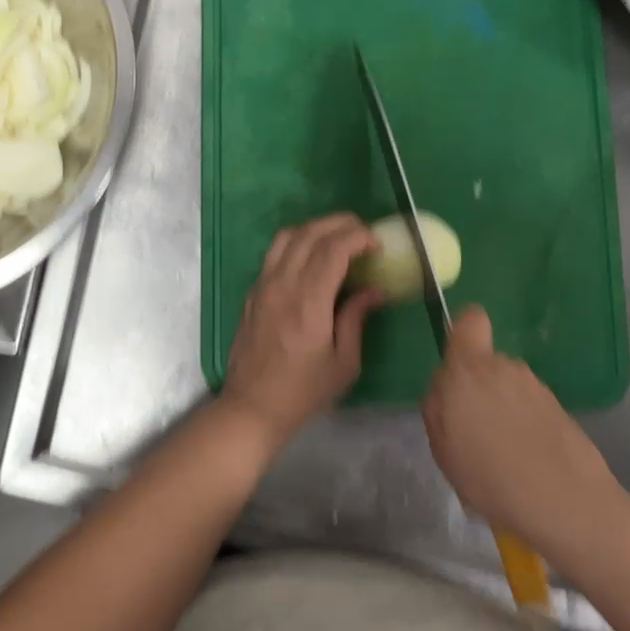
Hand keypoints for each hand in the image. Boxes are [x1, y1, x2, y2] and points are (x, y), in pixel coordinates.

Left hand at [222, 214, 385, 445]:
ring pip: (286, 238)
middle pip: (308, 234)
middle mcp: (281, 285)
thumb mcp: (343, 362)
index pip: (332, 249)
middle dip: (339, 224)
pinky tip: (312, 258)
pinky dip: (296, 244)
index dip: (357, 237)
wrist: (253, 405)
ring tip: (339, 238)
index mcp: (308, 302)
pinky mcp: (252, 293)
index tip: (376, 243)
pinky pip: (274, 255)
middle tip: (363, 232)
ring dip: (315, 229)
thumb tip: (374, 290)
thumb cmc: (303, 391)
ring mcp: (262, 286)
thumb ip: (356, 319)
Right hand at [422, 307, 629, 554]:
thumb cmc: (489, 476)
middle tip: (471, 430)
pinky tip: (524, 461)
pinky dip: (524, 426)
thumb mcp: (441, 448)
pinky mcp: (561, 409)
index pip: (470, 322)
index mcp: (467, 370)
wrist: (567, 504)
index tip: (457, 365)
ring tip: (499, 453)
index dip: (464, 333)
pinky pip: (529, 408)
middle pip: (484, 364)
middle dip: (476, 388)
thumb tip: (444, 392)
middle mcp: (504, 368)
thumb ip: (436, 409)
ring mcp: (536, 388)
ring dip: (501, 408)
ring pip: (507, 387)